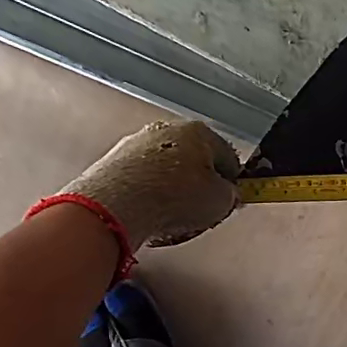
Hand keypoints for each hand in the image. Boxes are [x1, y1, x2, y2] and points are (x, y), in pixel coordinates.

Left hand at [60, 120, 241, 248]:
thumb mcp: (221, 202)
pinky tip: (150, 213)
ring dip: (171, 189)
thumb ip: (230, 195)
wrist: (119, 205)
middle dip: (198, 183)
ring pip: (164, 168)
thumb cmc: (171, 197)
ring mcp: (138, 144)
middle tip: (202, 209)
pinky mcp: (114, 162)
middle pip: (192, 158)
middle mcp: (167, 130)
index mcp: (200, 131)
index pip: (226, 155)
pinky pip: (141, 180)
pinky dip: (147, 195)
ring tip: (174, 216)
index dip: (231, 180)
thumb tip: (227, 195)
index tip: (231, 196)